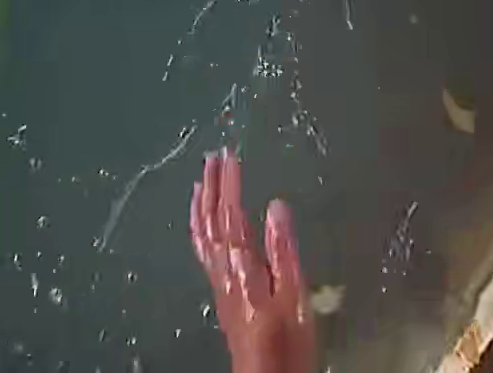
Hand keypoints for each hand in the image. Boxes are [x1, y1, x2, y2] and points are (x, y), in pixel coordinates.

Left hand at [191, 149, 315, 372]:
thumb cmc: (286, 338)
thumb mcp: (295, 294)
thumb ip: (283, 249)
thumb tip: (275, 203)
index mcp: (241, 261)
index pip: (231, 211)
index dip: (230, 181)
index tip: (230, 154)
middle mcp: (223, 264)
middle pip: (213, 216)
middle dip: (214, 183)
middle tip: (214, 154)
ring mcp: (217, 276)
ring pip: (203, 228)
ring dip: (203, 199)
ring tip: (203, 176)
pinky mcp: (218, 286)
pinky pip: (201, 245)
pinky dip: (197, 223)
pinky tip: (199, 215)